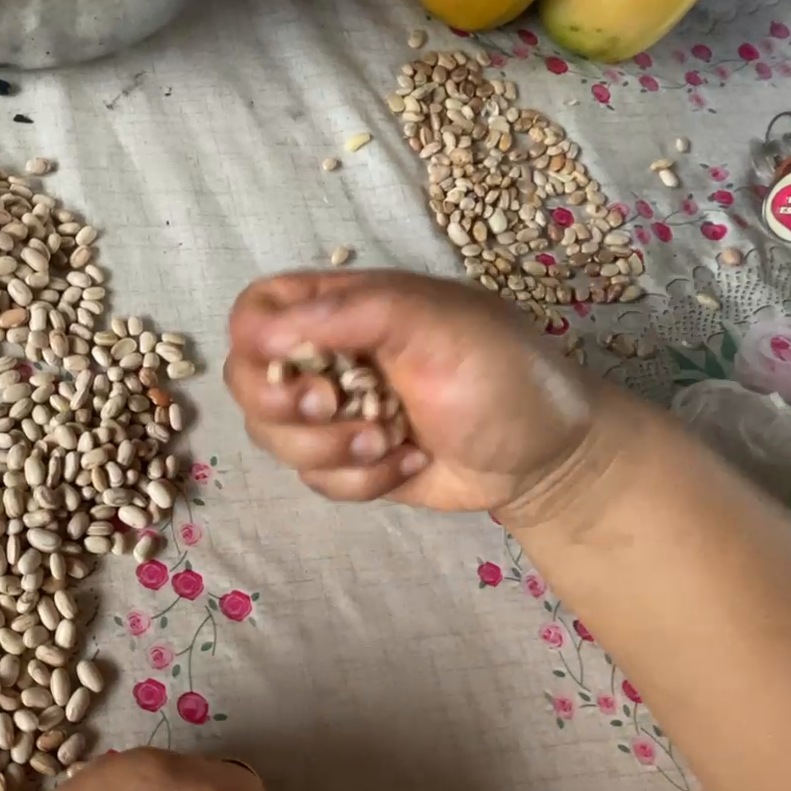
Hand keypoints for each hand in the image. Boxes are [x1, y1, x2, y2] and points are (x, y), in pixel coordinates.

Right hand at [225, 270, 602, 514]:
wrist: (546, 457)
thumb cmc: (501, 373)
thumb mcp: (438, 324)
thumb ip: (354, 313)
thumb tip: (263, 334)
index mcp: (337, 311)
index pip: (255, 311)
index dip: (253, 338)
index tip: (286, 364)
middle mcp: (319, 360)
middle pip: (243, 381)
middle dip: (284, 407)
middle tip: (334, 408)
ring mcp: (326, 416)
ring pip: (271, 437)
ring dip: (330, 449)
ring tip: (391, 440)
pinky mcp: (339, 462)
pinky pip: (311, 478)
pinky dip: (360, 479)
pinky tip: (406, 461)